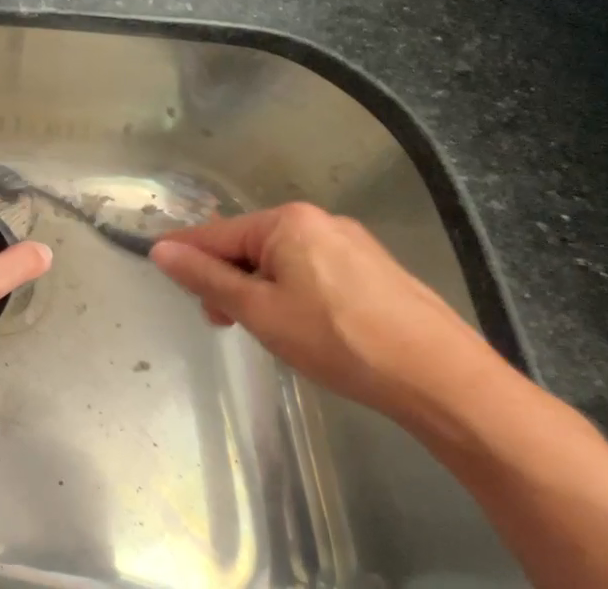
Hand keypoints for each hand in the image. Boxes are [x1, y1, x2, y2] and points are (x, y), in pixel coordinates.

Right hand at [149, 202, 499, 419]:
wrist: (447, 384)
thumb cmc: (339, 341)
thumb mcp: (257, 311)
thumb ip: (204, 277)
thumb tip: (160, 249)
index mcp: (287, 221)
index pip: (214, 234)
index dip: (187, 261)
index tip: (174, 289)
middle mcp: (321, 222)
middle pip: (248, 246)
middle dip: (228, 281)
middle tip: (226, 323)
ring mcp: (355, 246)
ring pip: (281, 262)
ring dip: (261, 291)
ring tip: (270, 331)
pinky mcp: (378, 273)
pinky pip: (314, 273)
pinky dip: (295, 296)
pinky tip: (309, 330)